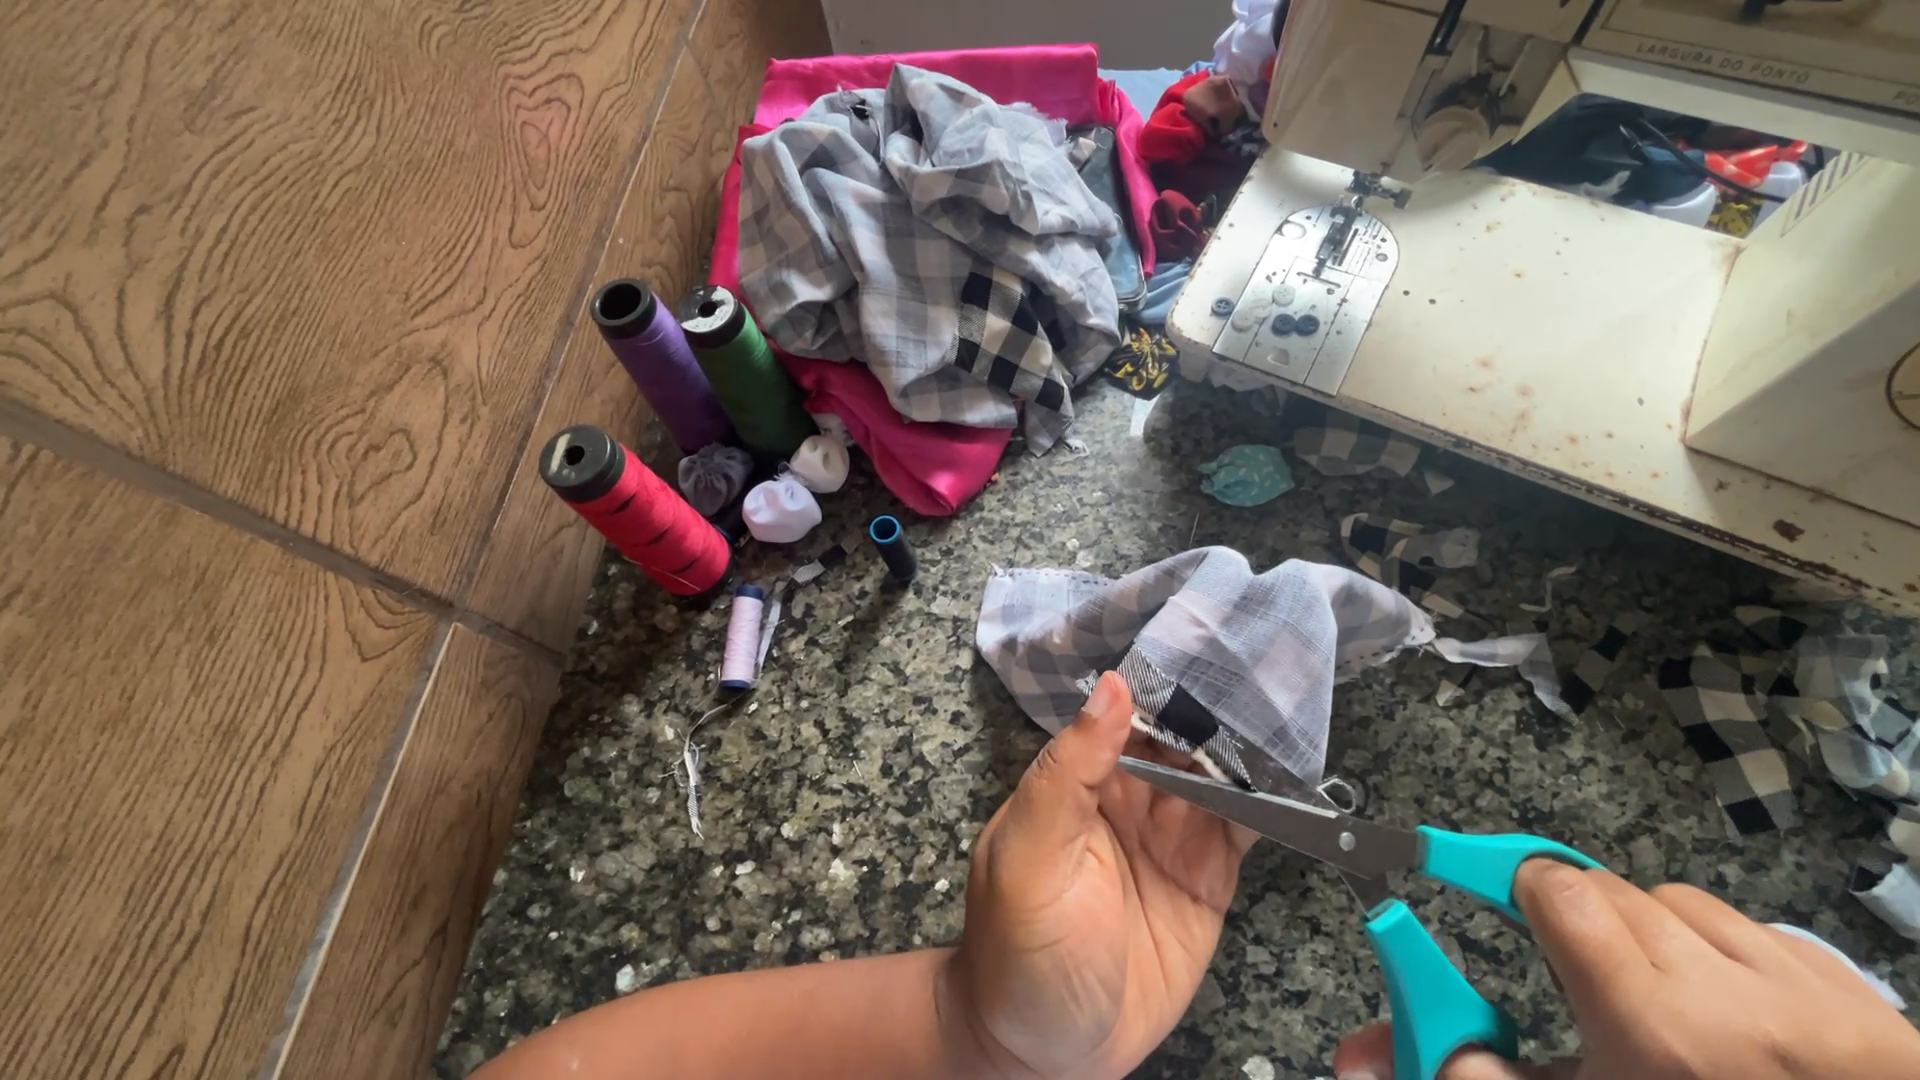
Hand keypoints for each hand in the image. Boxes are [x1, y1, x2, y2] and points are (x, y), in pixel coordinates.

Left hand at [940, 671, 1256, 1079]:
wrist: (1047, 1049)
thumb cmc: (1021, 946)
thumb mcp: (1031, 853)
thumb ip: (1069, 770)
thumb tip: (1111, 685)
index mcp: (1081, 776)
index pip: (1129, 714)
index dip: (1168, 686)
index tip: (1216, 650)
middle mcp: (1128, 795)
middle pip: (1181, 741)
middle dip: (1220, 713)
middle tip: (1273, 679)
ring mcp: (1171, 836)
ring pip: (1218, 778)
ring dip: (1251, 755)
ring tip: (1294, 725)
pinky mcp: (1206, 879)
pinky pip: (1241, 830)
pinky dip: (1269, 808)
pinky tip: (1295, 789)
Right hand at [1332, 862, 1919, 1079]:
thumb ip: (1470, 1072)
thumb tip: (1354, 1059)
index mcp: (1654, 1026)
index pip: (1556, 887)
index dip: (1521, 888)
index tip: (1505, 899)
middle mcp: (1736, 996)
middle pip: (1608, 889)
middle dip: (1579, 918)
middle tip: (1580, 971)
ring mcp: (1810, 995)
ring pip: (1677, 901)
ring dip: (1651, 932)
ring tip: (1661, 996)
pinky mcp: (1860, 997)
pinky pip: (1755, 930)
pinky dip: (1725, 954)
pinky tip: (1735, 1012)